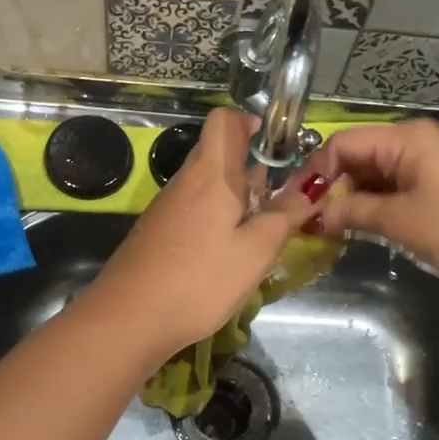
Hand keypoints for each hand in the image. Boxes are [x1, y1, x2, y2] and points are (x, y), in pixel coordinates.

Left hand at [78, 108, 317, 360]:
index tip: (276, 144)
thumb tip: (310, 188)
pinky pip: (195, 211)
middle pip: (219, 154)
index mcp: (211, 173)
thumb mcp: (256, 251)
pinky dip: (218, 220)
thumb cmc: (200, 280)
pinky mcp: (158, 234)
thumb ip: (285, 216)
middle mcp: (186, 181)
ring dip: (238, 198)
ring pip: (209, 187)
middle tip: (284, 197)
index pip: (224, 120)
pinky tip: (229, 254)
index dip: (250, 121)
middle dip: (253, 167)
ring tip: (263, 229)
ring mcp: (167, 208)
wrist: (128, 318)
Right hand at [301, 119, 438, 293]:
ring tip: (333, 229)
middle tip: (311, 221)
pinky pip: (400, 186)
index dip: (316, 172)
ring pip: (379, 173)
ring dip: (355, 198)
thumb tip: (315, 214)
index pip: (343, 142)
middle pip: (361, 155)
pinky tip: (366, 228)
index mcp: (408, 137)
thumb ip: (350, 212)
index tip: (295, 205)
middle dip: (334, 186)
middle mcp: (421, 141)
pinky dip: (379, 204)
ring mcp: (436, 163)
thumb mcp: (397, 221)